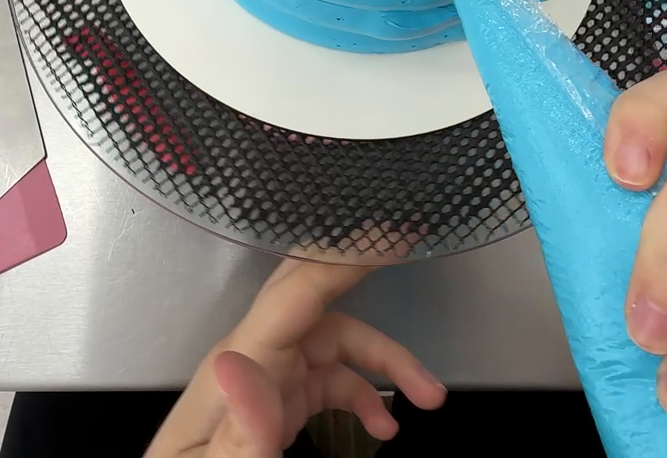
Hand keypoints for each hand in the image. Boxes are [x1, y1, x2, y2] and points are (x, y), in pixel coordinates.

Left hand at [146, 259, 447, 457]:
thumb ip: (238, 428)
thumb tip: (237, 361)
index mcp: (239, 361)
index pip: (297, 292)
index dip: (344, 258)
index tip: (387, 237)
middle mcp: (255, 354)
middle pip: (315, 295)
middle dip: (359, 268)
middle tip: (406, 247)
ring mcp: (268, 374)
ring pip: (335, 340)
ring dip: (384, 360)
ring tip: (429, 394)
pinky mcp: (278, 398)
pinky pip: (330, 377)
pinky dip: (364, 393)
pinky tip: (385, 425)